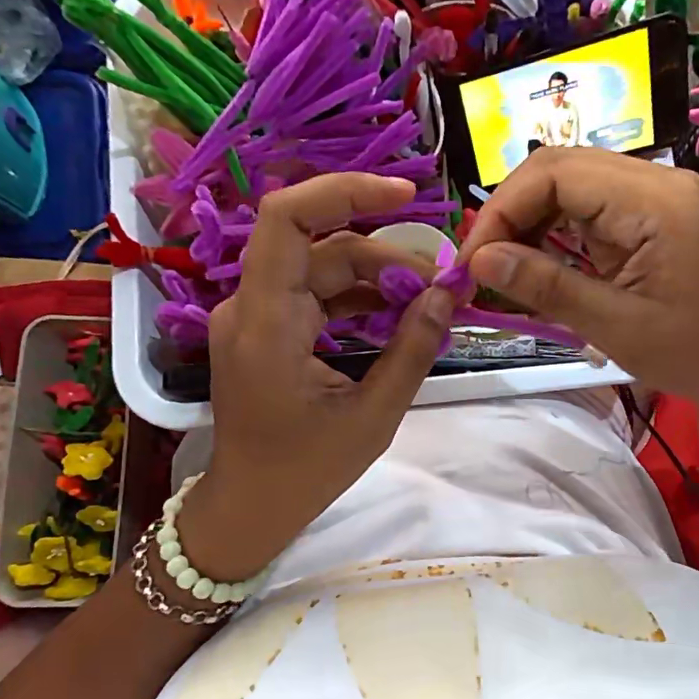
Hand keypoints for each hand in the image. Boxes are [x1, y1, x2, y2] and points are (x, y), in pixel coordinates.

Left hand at [183, 174, 454, 578]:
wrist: (251, 505)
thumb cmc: (306, 470)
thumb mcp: (374, 415)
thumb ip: (412, 348)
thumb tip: (447, 293)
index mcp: (266, 323)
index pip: (287, 219)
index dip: (344, 192)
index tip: (405, 195)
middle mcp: (250, 306)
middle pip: (320, 248)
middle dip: (384, 257)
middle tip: (437, 287)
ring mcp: (254, 316)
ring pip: (320, 268)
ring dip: (375, 278)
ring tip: (424, 304)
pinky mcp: (265, 329)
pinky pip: (314, 294)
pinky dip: (356, 298)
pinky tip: (394, 316)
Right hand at [456, 148, 698, 400]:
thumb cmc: (694, 354)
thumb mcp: (616, 326)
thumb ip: (547, 287)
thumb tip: (480, 260)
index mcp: (658, 201)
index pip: (558, 173)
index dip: (504, 209)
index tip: (472, 261)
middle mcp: (659, 182)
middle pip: (563, 170)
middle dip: (512, 213)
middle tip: (481, 265)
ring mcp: (659, 196)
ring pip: (573, 186)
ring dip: (531, 222)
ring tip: (504, 268)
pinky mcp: (654, 216)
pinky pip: (592, 208)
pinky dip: (557, 233)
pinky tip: (538, 263)